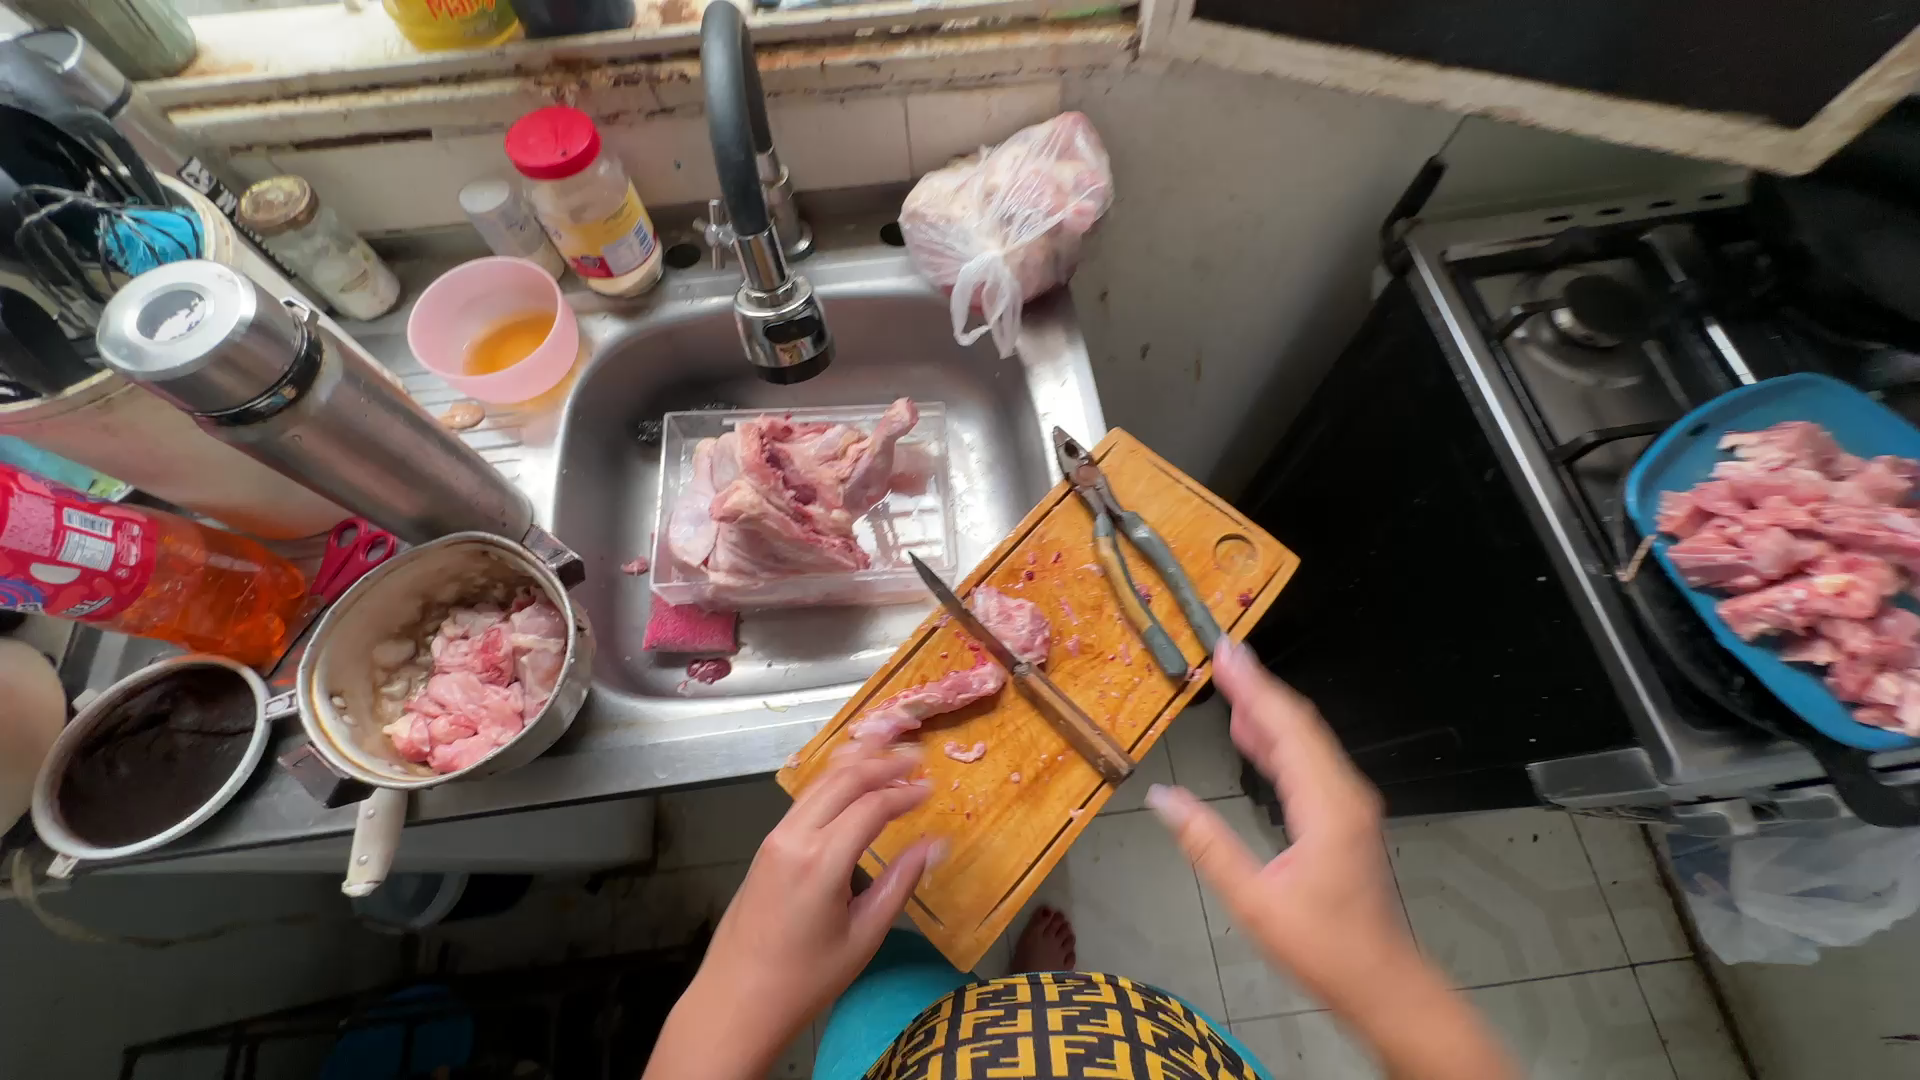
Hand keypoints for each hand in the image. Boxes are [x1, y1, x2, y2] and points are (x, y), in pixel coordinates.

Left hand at [644, 744, 941, 1079]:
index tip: (932, 788)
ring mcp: (777, 835)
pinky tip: (851, 773)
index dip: (906, 793)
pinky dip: (834, 777)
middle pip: (845, 779)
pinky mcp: (768, 842)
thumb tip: (936, 844)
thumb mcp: (863, 937)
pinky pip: (806, 795)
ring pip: (821, 780)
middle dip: (883, 763)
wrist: (734, 1002)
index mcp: (822, 860)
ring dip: (857, 761)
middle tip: (916, 757)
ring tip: (889, 750)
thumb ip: (899, 883)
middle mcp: (796, 835)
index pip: (872, 806)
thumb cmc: (805, 980)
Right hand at [1147, 637, 1409, 1008]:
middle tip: (1222, 652)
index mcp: (1326, 805)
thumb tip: (1161, 797)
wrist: (1383, 984)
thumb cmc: (1321, 946)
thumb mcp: (1254, 901)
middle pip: (1299, 723)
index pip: (1286, 728)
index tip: (1226, 651)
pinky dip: (1277, 735)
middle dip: (1258, 684)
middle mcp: (1343, 791)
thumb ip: (1207, 844)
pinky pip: (1307, 759)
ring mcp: (1346, 801)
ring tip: (1229, 679)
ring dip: (1266, 706)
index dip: (1253, 687)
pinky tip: (1249, 731)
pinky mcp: (1342, 813)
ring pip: (1305, 738)